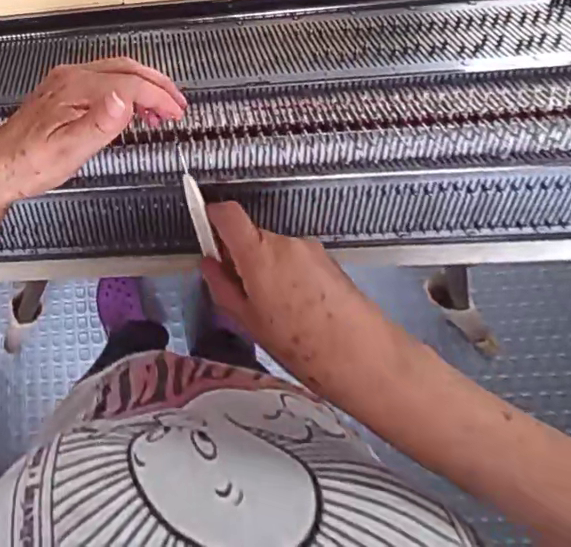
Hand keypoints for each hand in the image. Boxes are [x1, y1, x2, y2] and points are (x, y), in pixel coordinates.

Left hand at [0, 57, 186, 205]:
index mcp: (75, 88)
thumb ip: (100, 124)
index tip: (174, 112)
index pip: (129, 84)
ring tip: (160, 108)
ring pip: (116, 70)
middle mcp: (70, 78)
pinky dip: (126, 88)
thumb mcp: (68, 151)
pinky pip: (104, 78)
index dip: (158, 97)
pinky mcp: (63, 91)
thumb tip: (124, 100)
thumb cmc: (27, 164)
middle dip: (157, 85)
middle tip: (177, 104)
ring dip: (143, 85)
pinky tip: (129, 107)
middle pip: (126, 68)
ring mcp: (66, 82)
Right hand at [200, 201, 413, 396]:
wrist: (365, 357)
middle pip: (252, 235)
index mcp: (259, 253)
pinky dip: (290, 275)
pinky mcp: (327, 258)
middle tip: (243, 292)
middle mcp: (284, 242)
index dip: (212, 215)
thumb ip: (223, 288)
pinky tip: (299, 310)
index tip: (206, 227)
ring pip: (275, 249)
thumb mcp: (250, 323)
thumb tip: (209, 265)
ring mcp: (308, 248)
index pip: (228, 213)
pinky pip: (296, 258)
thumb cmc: (303, 346)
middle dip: (242, 256)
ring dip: (268, 269)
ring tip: (277, 311)